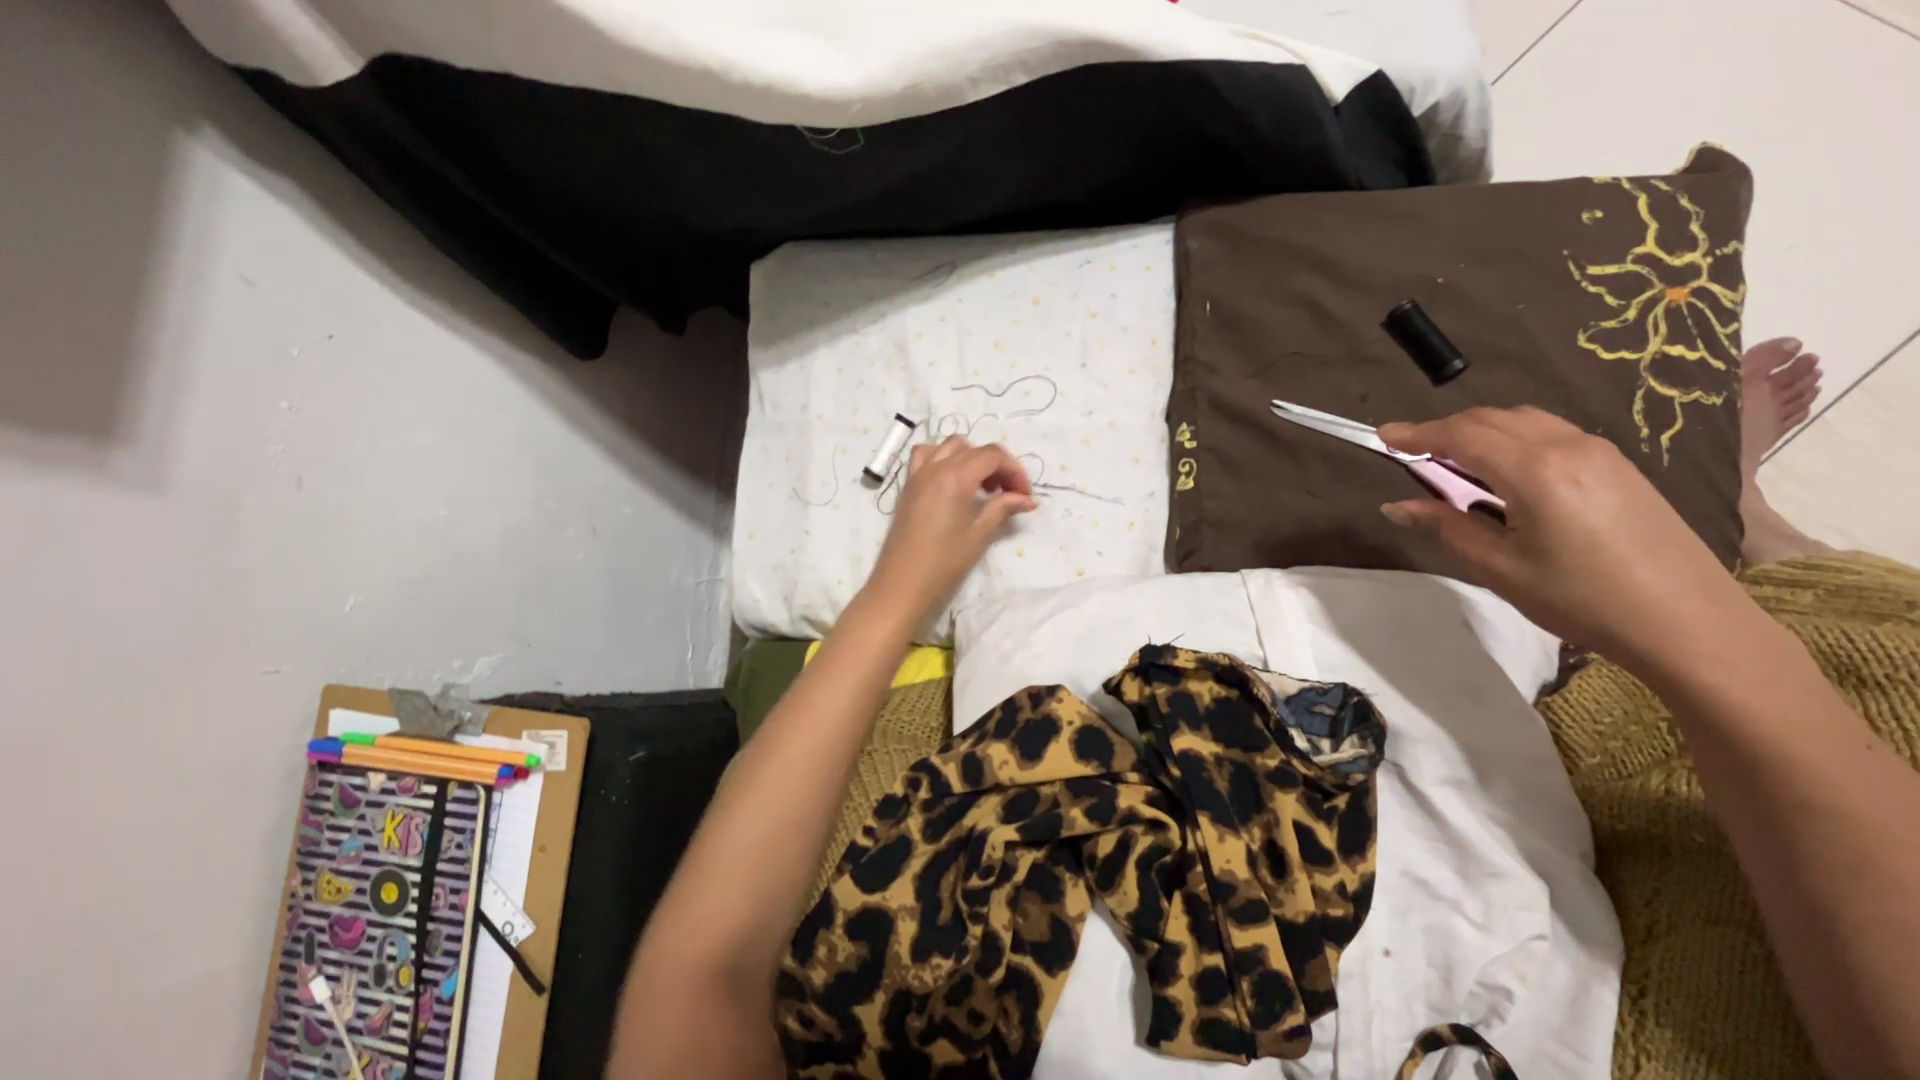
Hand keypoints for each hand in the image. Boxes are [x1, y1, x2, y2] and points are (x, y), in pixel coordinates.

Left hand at [864, 436, 1035, 622]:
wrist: (902, 585)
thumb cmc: (944, 563)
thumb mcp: (979, 534)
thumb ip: (1003, 508)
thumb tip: (1028, 499)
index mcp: (955, 477)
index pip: (993, 456)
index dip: (1015, 471)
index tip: (1024, 495)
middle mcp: (935, 467)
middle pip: (974, 449)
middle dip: (997, 467)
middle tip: (1009, 494)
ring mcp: (917, 474)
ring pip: (949, 447)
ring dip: (971, 458)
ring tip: (981, 486)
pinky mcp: (908, 486)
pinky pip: (926, 456)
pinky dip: (943, 458)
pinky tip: (952, 482)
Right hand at [1377, 407, 1761, 672]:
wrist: (1686, 621)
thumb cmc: (1582, 600)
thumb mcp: (1501, 569)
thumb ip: (1447, 528)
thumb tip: (1397, 507)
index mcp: (1535, 470)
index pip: (1463, 434)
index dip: (1418, 432)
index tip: (1383, 435)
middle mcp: (1568, 446)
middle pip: (1492, 418)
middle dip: (1447, 429)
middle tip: (1412, 452)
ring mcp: (1600, 452)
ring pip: (1525, 421)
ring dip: (1482, 430)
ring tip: (1454, 461)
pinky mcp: (1618, 466)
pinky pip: (1552, 433)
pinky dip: (1515, 439)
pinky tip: (1505, 472)